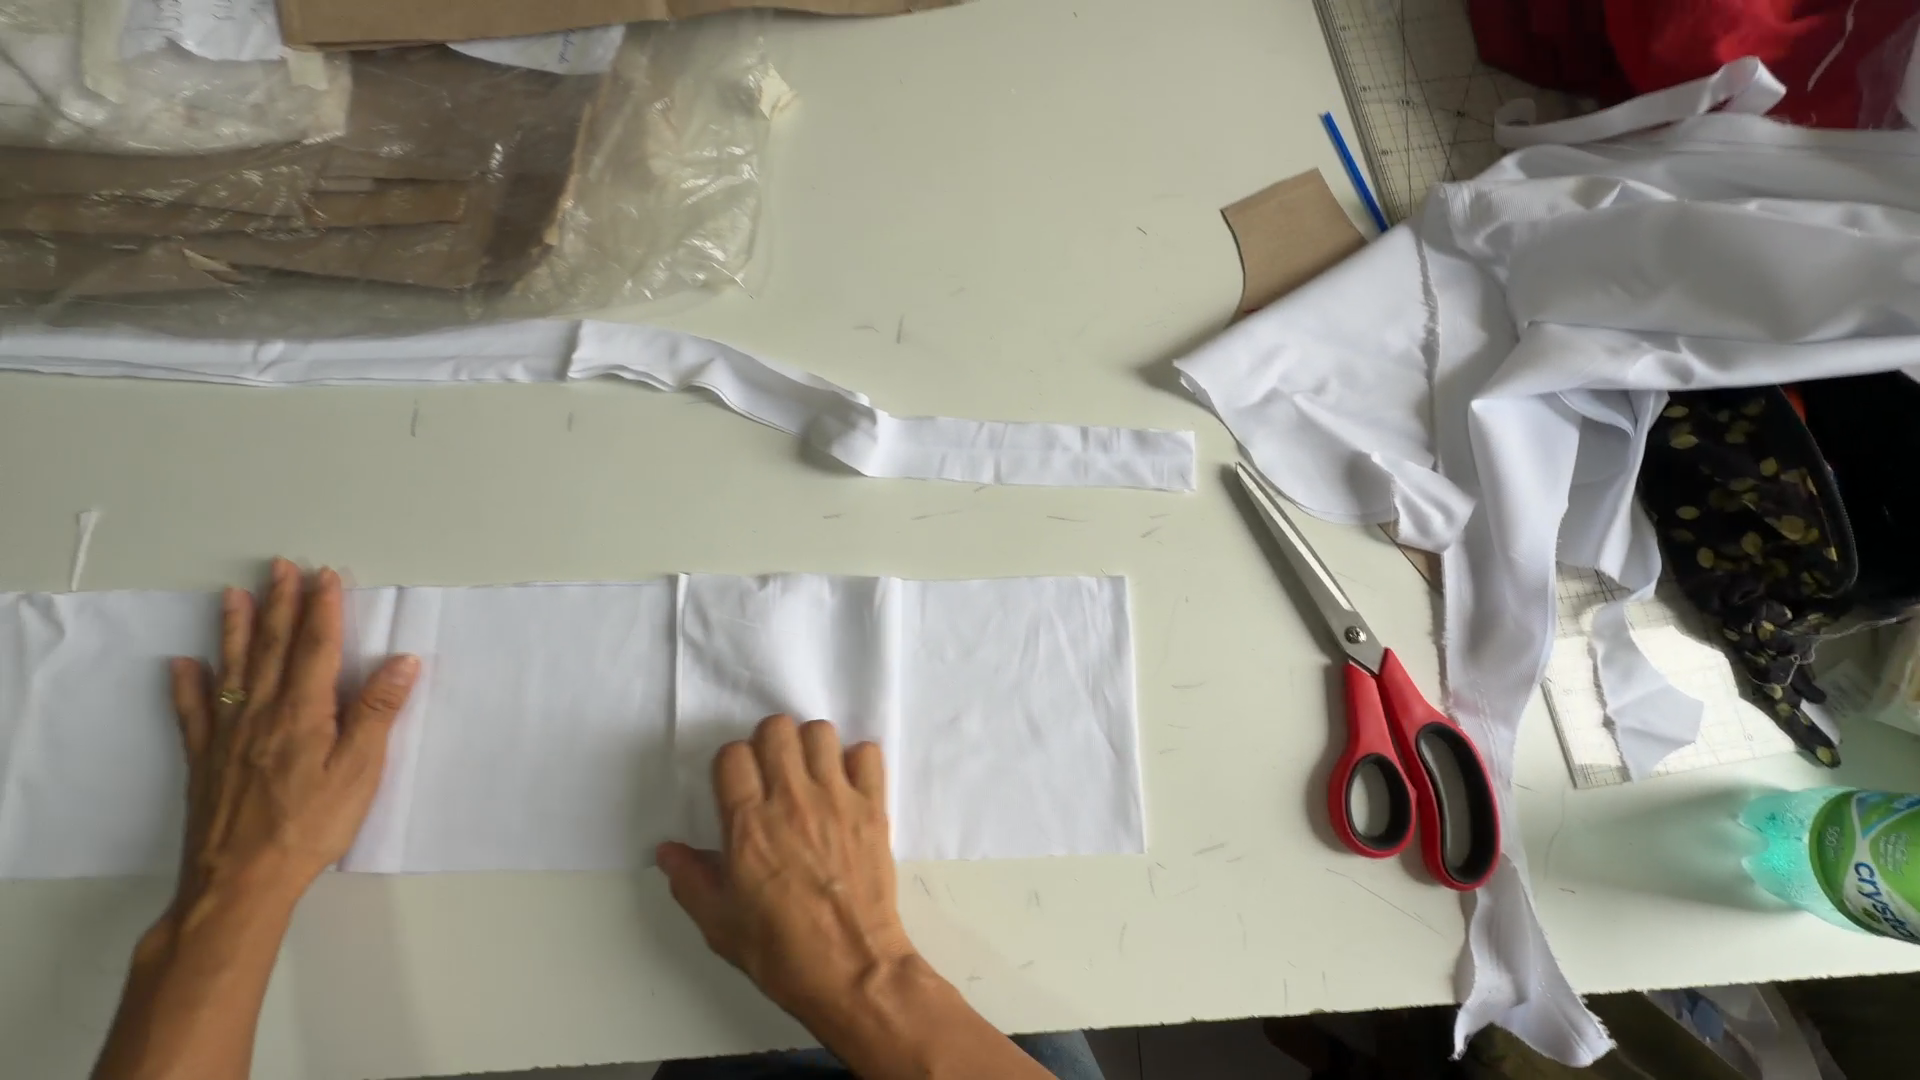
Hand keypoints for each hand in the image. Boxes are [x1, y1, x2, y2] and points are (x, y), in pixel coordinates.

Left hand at [168, 559, 419, 913]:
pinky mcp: (206, 761)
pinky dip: (189, 685)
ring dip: (238, 630)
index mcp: (303, 713)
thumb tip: (401, 660)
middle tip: (282, 568)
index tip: (326, 576)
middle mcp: (261, 714)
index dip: (322, 609)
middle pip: (274, 649)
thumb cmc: (313, 823)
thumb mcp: (361, 767)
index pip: (316, 649)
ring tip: (236, 595)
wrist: (240, 879)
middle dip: (281, 605)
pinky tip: (183, 665)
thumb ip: (378, 710)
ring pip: (233, 670)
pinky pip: (195, 714)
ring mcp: (228, 736)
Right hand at [657, 715, 914, 1024]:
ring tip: (811, 774)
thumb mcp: (719, 923)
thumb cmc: (779, 950)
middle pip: (776, 729)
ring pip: (820, 732)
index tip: (738, 785)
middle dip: (769, 743)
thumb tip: (667, 850)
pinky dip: (857, 761)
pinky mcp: (873, 806)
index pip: (732, 755)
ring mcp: (837, 799)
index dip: (731, 765)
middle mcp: (792, 800)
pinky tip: (848, 785)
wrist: (850, 969)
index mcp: (748, 825)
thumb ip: (690, 879)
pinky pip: (868, 753)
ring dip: (811, 746)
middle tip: (773, 772)